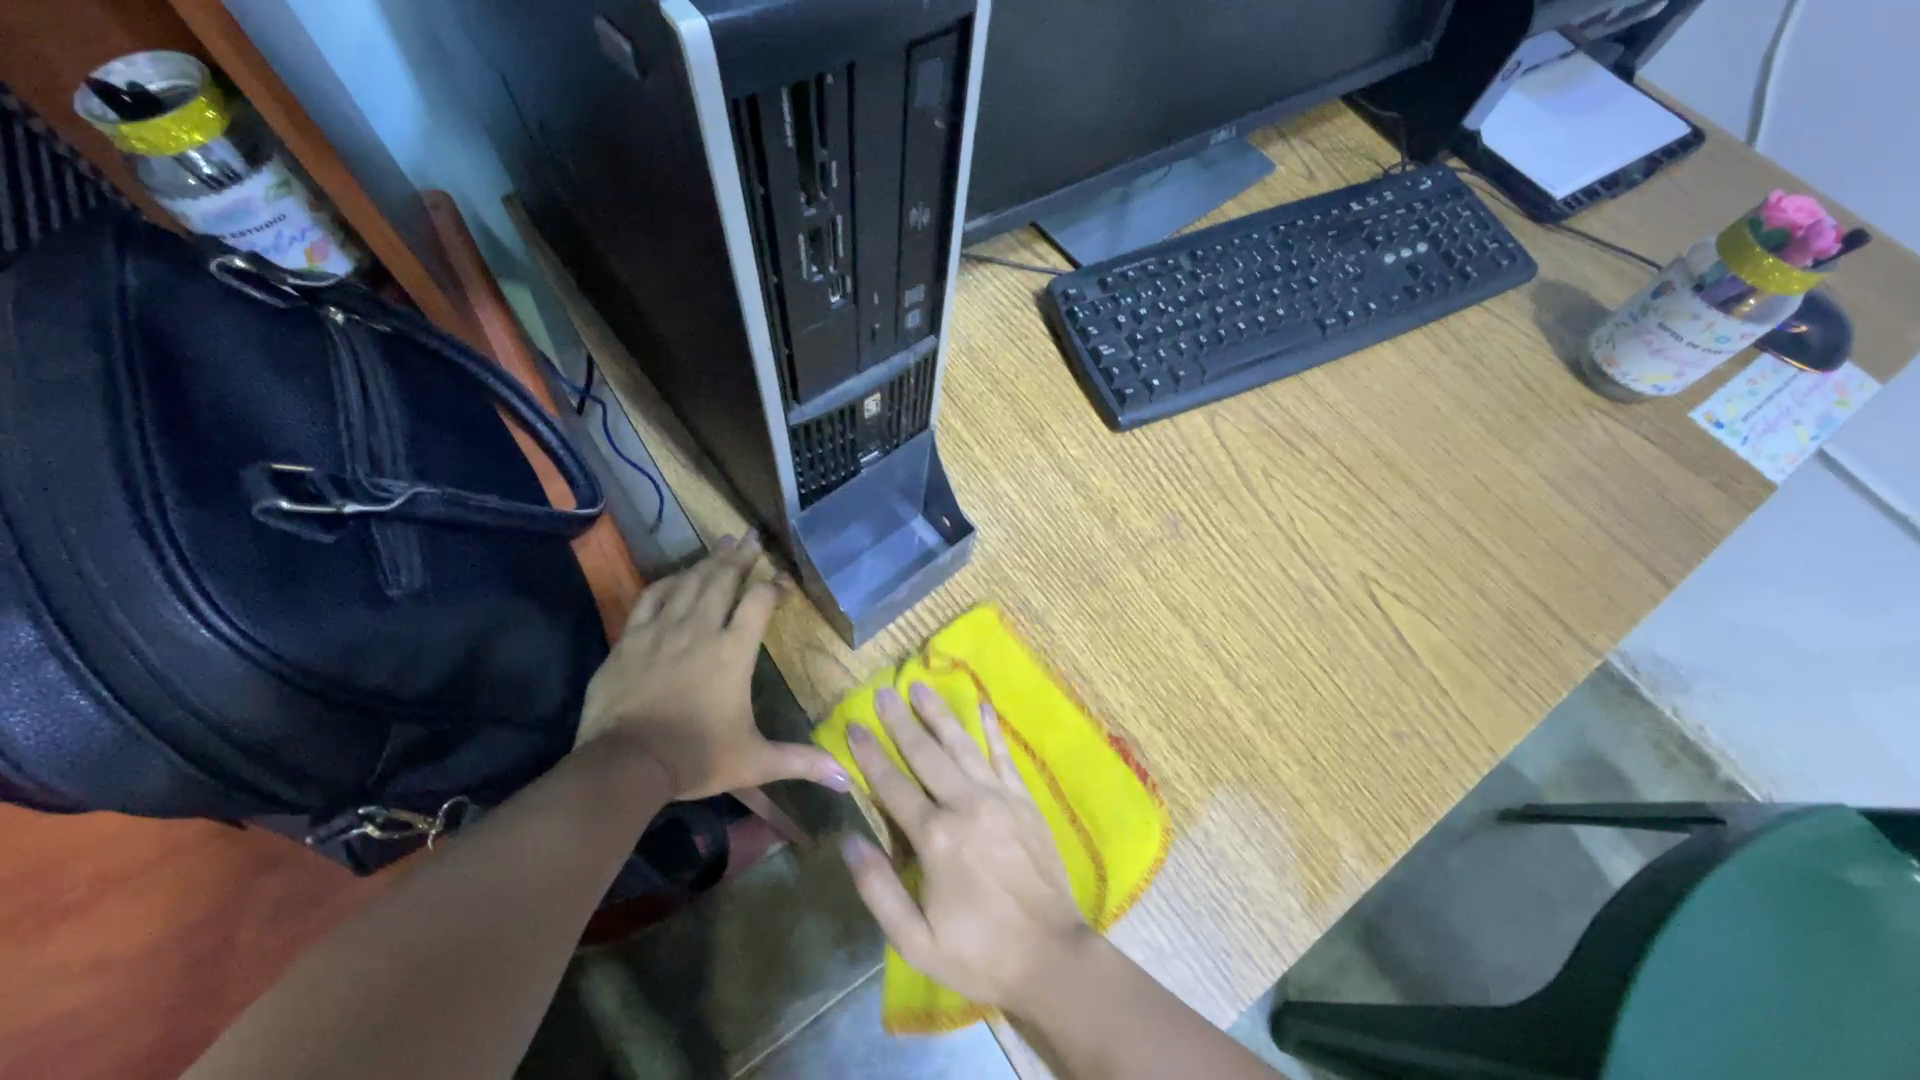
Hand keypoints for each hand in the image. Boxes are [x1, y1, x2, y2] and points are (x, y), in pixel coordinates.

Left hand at [577, 532, 850, 799]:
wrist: (626, 762)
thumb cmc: (696, 758)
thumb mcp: (755, 761)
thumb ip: (801, 761)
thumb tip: (847, 779)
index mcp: (733, 653)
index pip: (759, 603)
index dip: (774, 587)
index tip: (783, 579)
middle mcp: (700, 630)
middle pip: (723, 580)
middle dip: (740, 557)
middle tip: (751, 538)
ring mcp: (661, 630)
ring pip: (689, 582)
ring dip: (708, 560)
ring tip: (722, 543)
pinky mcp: (630, 639)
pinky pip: (651, 597)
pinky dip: (669, 581)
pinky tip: (677, 575)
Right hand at [841, 683, 1092, 1010]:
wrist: (1050, 956)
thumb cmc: (978, 953)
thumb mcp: (914, 940)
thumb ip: (878, 888)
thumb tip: (849, 841)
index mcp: (935, 838)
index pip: (893, 786)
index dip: (870, 755)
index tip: (853, 726)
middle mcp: (966, 806)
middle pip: (926, 754)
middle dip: (901, 722)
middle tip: (883, 692)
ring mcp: (1000, 799)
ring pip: (962, 746)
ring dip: (939, 715)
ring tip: (920, 687)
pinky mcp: (1025, 803)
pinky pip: (1004, 757)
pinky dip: (991, 730)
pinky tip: (981, 707)